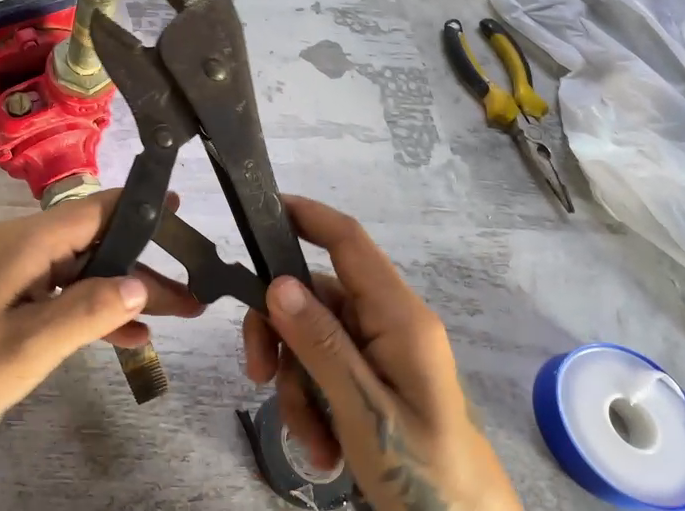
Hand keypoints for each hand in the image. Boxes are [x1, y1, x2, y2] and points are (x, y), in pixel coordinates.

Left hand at [0, 189, 204, 441]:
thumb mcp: (30, 347)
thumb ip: (87, 312)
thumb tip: (139, 283)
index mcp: (23, 243)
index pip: (91, 210)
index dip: (137, 208)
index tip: (180, 208)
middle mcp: (19, 245)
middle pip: (92, 241)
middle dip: (140, 265)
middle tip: (192, 294)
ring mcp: (11, 270)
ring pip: (80, 269)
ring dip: (122, 291)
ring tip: (177, 315)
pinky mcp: (6, 294)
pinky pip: (59, 292)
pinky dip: (91, 309)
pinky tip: (129, 335)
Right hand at [244, 196, 521, 510]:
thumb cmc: (426, 476)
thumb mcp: (366, 414)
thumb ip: (321, 345)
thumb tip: (277, 282)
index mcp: (401, 319)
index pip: (349, 242)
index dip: (307, 216)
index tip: (260, 208)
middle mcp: (390, 325)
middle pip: (314, 298)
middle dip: (281, 337)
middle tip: (258, 377)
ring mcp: (383, 354)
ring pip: (312, 340)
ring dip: (296, 387)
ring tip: (309, 443)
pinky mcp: (377, 381)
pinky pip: (326, 372)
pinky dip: (312, 406)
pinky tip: (322, 450)